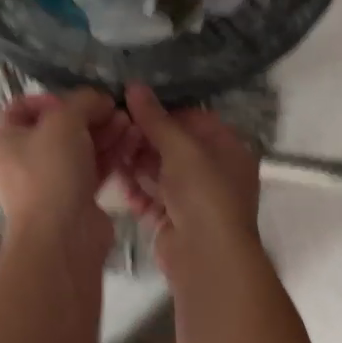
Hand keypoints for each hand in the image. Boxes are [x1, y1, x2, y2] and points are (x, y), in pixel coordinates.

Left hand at [0, 88, 141, 242]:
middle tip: (115, 109)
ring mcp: (49, 181)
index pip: (24, 107)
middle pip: (59, 127)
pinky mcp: (74, 198)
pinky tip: (133, 139)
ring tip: (131, 122)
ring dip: (105, 131)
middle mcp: (23, 159)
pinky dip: (110, 152)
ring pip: (79, 147)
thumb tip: (100, 100)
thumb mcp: (64, 121)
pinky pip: (93, 167)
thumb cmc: (51, 171)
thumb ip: (83, 101)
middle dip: (89, 115)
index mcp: (5, 139)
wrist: (62, 238)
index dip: (51, 98)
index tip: (77, 100)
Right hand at [120, 82, 261, 277]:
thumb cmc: (203, 192)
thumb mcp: (180, 147)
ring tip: (113, 158)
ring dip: (137, 166)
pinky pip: (153, 198)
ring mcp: (195, 198)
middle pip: (174, 147)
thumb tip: (134, 85)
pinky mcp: (176, 221)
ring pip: (160, 173)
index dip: (164, 113)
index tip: (132, 108)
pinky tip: (121, 188)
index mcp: (228, 148)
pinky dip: (138, 193)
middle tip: (117, 133)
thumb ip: (155, 117)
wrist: (207, 257)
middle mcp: (215, 171)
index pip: (194, 120)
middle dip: (145, 141)